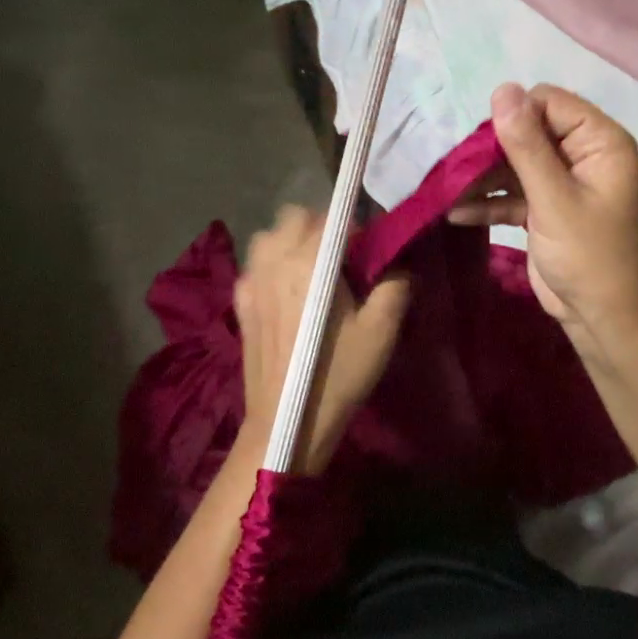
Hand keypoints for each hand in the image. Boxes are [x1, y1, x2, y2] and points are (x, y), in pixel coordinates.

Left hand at [236, 206, 411, 474]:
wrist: (286, 421)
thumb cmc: (338, 374)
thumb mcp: (381, 332)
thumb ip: (395, 287)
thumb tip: (398, 266)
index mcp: (308, 261)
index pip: (330, 217)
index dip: (353, 229)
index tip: (365, 253)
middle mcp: (274, 261)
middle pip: (292, 218)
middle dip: (318, 228)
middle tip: (340, 261)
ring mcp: (251, 282)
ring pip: (267, 238)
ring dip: (289, 243)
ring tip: (310, 274)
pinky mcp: (239, 304)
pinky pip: (254, 267)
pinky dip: (270, 267)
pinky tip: (286, 296)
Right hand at [449, 83, 637, 342]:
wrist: (600, 316)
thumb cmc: (587, 254)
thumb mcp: (553, 198)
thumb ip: (526, 145)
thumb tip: (502, 89)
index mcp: (600, 142)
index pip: (550, 103)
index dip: (515, 116)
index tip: (484, 144)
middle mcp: (583, 155)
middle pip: (528, 132)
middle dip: (492, 150)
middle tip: (460, 171)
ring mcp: (562, 184)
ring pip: (514, 164)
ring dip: (483, 179)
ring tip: (451, 192)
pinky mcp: (545, 210)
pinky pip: (512, 195)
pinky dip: (489, 204)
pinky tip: (457, 213)